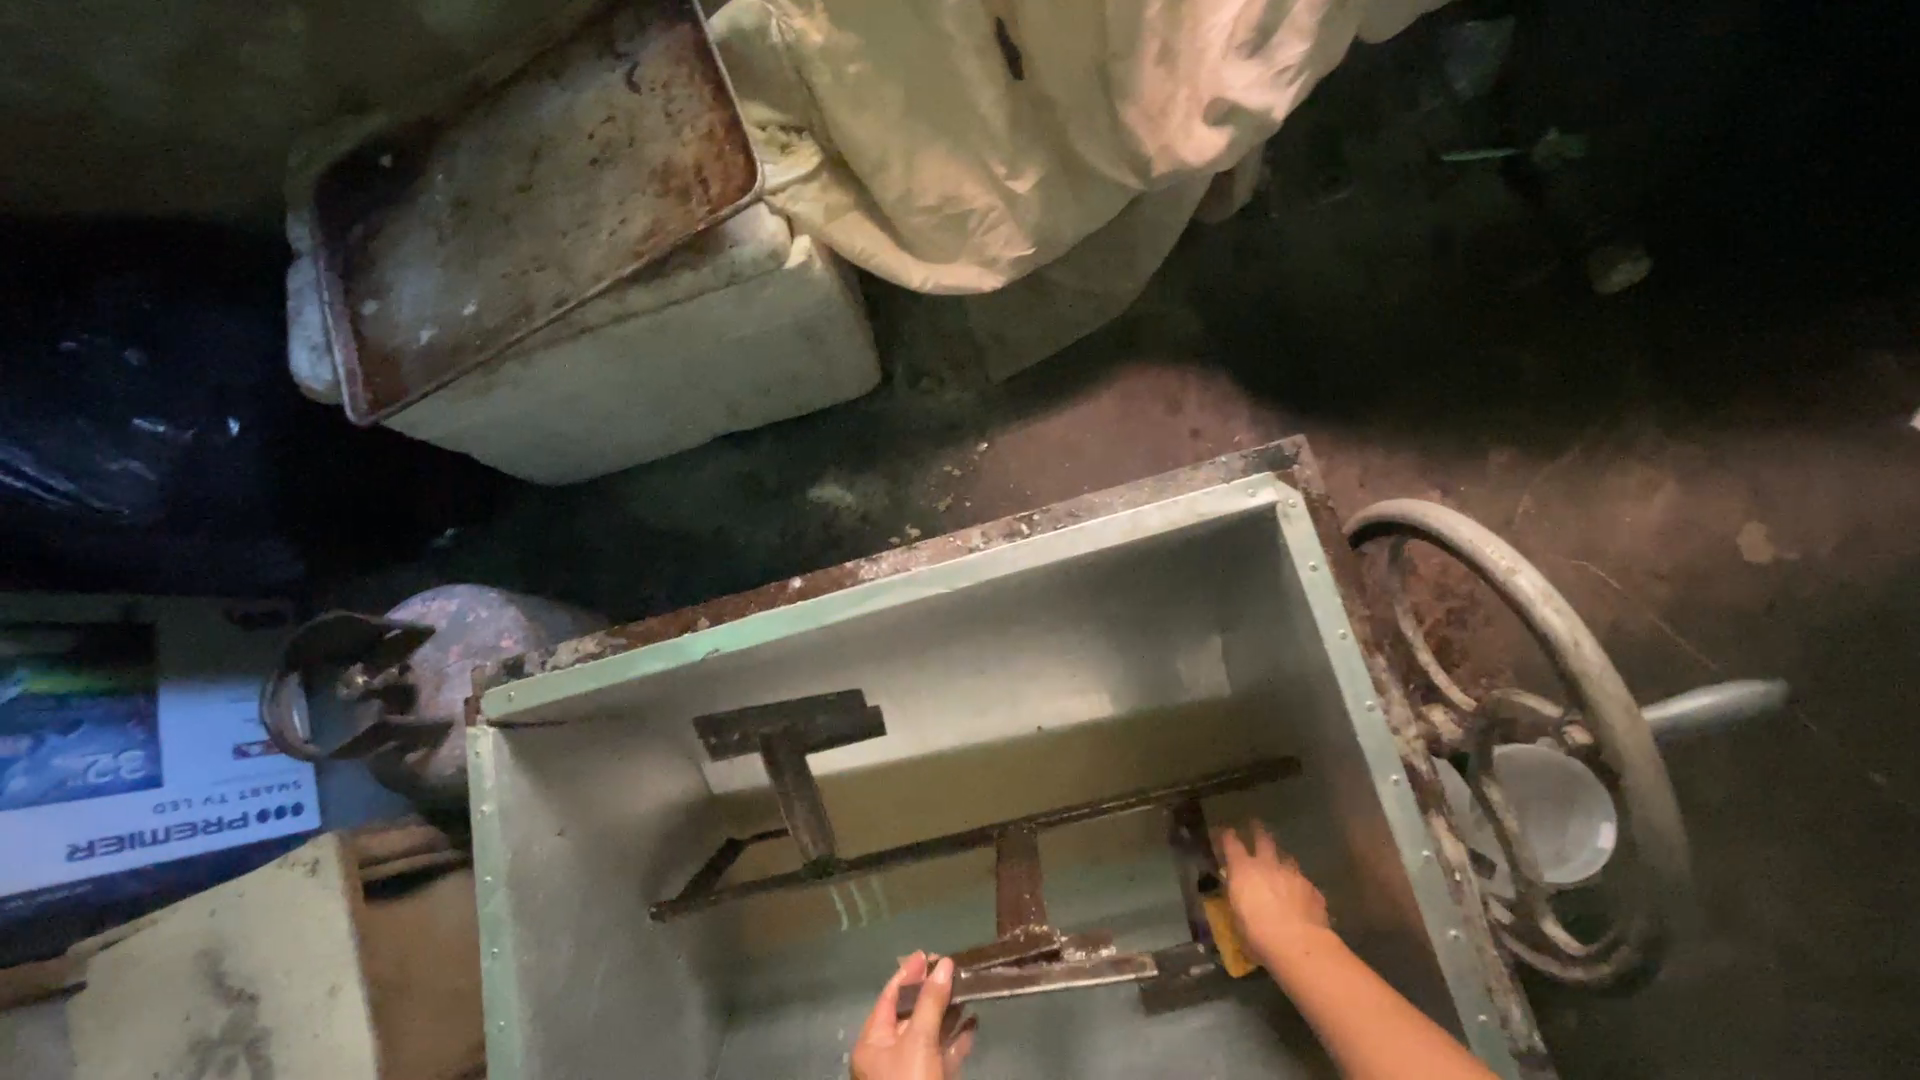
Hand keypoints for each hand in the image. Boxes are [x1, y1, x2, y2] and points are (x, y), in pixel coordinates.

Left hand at [850, 951, 976, 1079]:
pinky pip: (942, 1056)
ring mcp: (909, 1072)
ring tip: (968, 990)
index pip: (889, 997)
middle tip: (952, 969)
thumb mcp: (919, 1041)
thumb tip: (944, 964)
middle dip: (932, 992)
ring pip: (929, 1034)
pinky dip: (957, 1040)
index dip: (908, 973)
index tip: (928, 953)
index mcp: (873, 1043)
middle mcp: (887, 1056)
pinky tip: (973, 1024)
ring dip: (948, 1013)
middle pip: (911, 1014)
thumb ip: (931, 1002)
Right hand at [1214, 822, 1330, 965]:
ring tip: (1281, 863)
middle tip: (1256, 825)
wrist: (1299, 944)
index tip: (1227, 831)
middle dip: (1258, 831)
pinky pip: (1303, 881)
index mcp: (1243, 870)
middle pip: (1263, 840)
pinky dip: (1298, 884)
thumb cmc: (1257, 935)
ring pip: (1287, 858)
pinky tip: (1300, 895)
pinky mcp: (1312, 889)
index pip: (1232, 844)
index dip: (1228, 837)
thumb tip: (1239, 897)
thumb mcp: (1237, 918)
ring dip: (1282, 859)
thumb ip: (1238, 901)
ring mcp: (1293, 874)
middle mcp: (1267, 865)